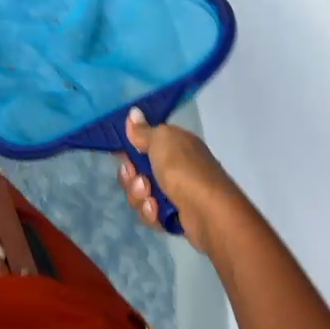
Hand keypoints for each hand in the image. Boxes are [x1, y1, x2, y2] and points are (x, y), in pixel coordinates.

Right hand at [115, 106, 243, 250]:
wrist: (209, 213)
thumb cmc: (184, 169)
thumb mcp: (161, 140)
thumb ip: (143, 130)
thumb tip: (133, 112)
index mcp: (175, 144)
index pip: (144, 142)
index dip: (129, 148)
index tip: (121, 153)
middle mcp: (175, 166)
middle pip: (137, 169)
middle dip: (131, 176)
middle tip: (140, 179)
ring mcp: (175, 192)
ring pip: (140, 192)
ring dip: (139, 196)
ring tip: (151, 199)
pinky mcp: (174, 216)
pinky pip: (150, 213)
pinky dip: (151, 213)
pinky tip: (157, 212)